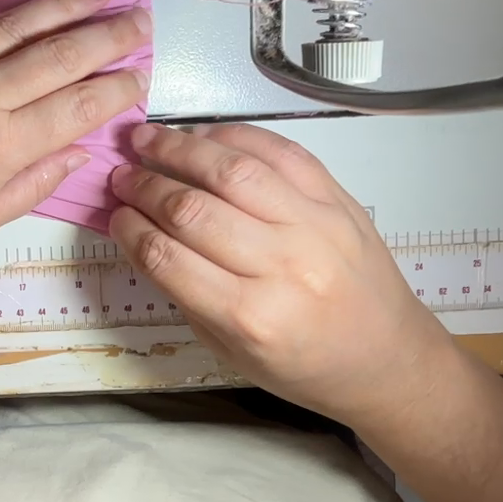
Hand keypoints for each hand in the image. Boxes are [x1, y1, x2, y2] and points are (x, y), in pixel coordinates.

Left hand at [0, 0, 149, 268]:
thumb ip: (34, 184)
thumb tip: (82, 150)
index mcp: (1, 147)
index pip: (79, 107)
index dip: (117, 88)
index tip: (142, 74)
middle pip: (60, 56)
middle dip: (109, 36)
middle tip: (142, 19)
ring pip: (17, 24)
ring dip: (63, 2)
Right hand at [107, 123, 459, 426]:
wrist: (389, 359)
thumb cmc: (302, 365)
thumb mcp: (228, 348)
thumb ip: (183, 287)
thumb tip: (140, 229)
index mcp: (250, 317)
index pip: (167, 256)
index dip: (130, 227)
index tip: (113, 213)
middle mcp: (283, 267)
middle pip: (192, 210)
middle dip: (144, 186)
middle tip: (120, 175)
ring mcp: (316, 226)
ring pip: (233, 170)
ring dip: (180, 148)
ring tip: (147, 139)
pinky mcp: (338, 199)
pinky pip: (281, 151)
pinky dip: (235, 135)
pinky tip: (203, 136)